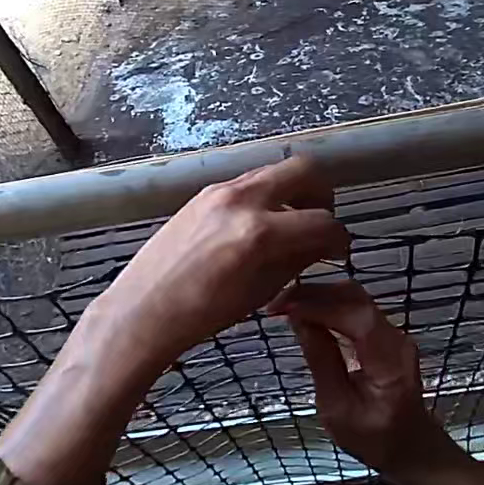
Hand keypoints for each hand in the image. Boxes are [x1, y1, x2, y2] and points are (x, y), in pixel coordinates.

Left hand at [82, 156, 349, 375]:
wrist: (143, 309)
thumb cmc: (202, 314)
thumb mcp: (260, 291)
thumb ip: (297, 260)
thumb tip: (322, 244)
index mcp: (259, 232)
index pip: (323, 222)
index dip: (340, 239)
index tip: (339, 251)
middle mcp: (242, 199)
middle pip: (304, 170)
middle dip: (323, 195)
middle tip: (319, 222)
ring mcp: (219, 190)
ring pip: (274, 172)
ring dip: (292, 193)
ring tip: (288, 227)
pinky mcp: (203, 192)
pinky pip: (247, 183)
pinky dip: (265, 197)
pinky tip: (256, 228)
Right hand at [271, 280, 457, 479]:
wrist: (412, 446)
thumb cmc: (373, 438)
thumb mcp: (336, 408)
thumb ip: (321, 361)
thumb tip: (298, 320)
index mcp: (388, 362)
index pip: (355, 317)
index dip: (318, 306)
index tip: (284, 308)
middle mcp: (396, 338)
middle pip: (355, 298)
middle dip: (314, 294)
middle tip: (277, 302)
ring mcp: (394, 333)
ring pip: (355, 298)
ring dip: (319, 296)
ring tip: (286, 304)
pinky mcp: (386, 333)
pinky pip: (356, 308)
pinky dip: (328, 304)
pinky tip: (305, 311)